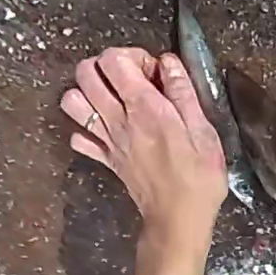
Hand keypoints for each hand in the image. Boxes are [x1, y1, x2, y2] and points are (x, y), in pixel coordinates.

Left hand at [63, 47, 227, 258]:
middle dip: (106, 66)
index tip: (154, 71)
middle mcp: (118, 120)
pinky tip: (108, 131)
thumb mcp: (204, 131)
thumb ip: (183, 92)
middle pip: (85, 73)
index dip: (133, 56)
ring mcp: (107, 141)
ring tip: (114, 99)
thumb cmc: (199, 177)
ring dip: (88, 93)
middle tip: (134, 81)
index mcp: (145, 108)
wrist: (179, 218)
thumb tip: (168, 62)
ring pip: (72, 102)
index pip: (114, 59)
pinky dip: (87, 129)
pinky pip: (78, 138)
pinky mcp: (105, 160)